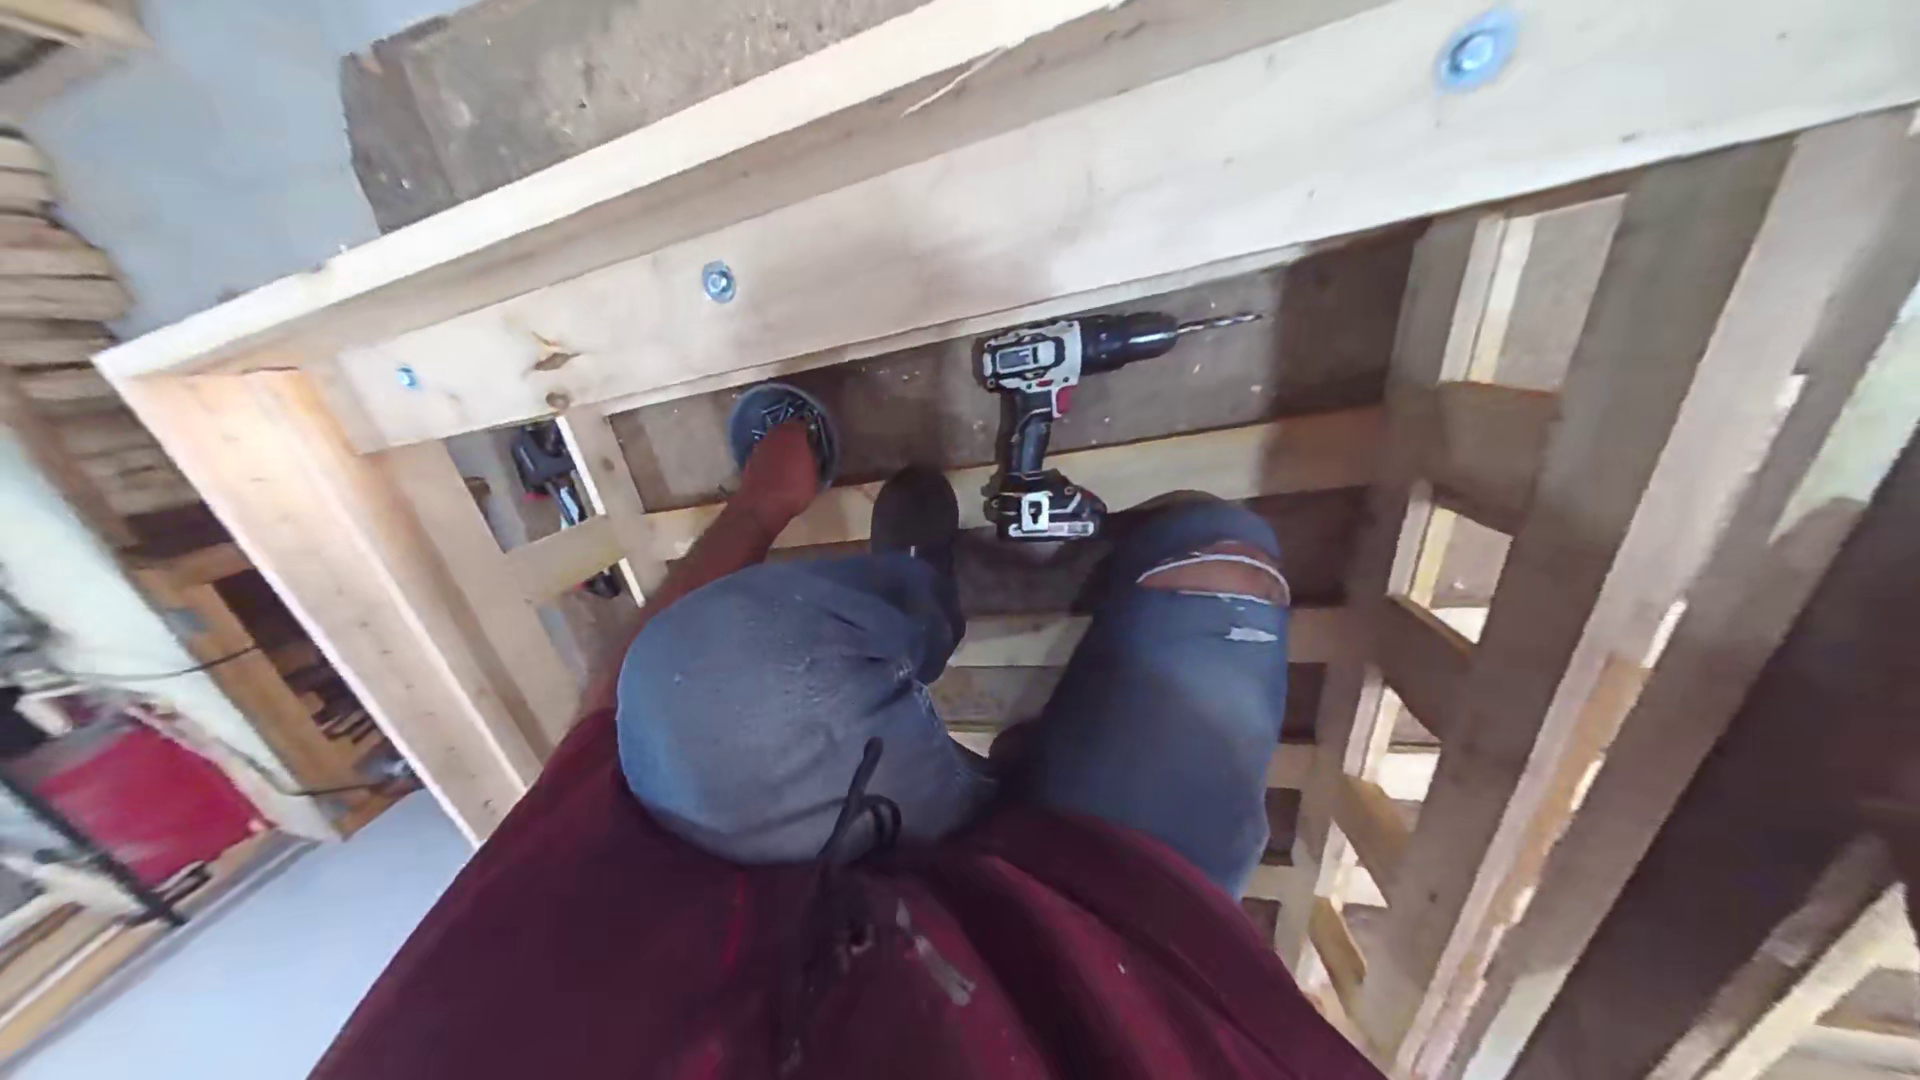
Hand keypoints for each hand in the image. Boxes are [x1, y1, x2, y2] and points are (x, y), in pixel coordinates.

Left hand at [737, 421, 820, 529]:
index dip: (811, 430)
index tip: (817, 439)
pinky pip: (766, 454)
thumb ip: (814, 456)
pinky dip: (772, 459)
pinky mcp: (750, 460)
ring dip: (782, 448)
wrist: (761, 506)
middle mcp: (774, 434)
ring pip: (775, 442)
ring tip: (792, 462)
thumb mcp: (815, 474)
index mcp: (793, 433)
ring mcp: (760, 446)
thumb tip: (812, 449)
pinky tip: (778, 471)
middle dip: (796, 437)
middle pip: (787, 430)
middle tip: (806, 449)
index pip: (804, 422)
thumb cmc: (794, 489)